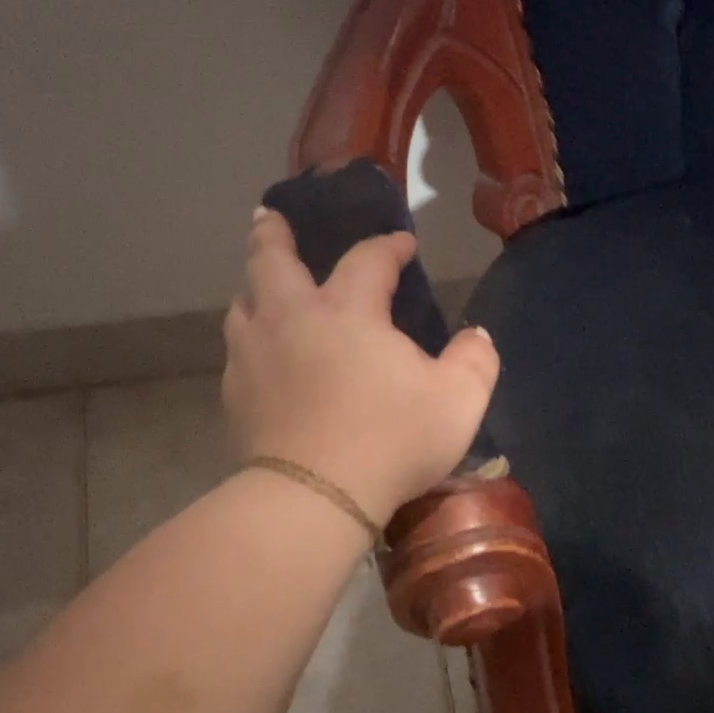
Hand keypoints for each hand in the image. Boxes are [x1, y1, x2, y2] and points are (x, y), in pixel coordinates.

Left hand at [223, 208, 498, 522]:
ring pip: (245, 304)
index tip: (402, 243)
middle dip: (275, 235)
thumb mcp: (461, 399)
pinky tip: (264, 355)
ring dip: (256, 288)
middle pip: (272, 260)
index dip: (387, 247)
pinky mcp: (237, 394)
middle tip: (272, 218)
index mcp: (348, 310)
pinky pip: (240, 351)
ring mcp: (255, 355)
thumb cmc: (395, 438)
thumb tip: (476, 335)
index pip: (368, 261)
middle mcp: (292, 318)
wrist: (317, 493)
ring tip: (265, 289)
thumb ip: (476, 359)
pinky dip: (253, 340)